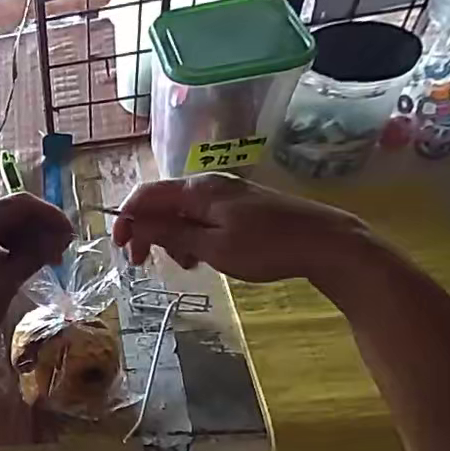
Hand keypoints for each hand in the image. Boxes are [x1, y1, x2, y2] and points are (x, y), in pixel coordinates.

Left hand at [0, 192, 73, 368]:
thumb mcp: (5, 283)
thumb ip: (32, 255)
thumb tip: (55, 239)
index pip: (21, 204)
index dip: (51, 216)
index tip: (71, 236)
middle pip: (6, 214)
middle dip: (36, 230)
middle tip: (60, 253)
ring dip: (19, 241)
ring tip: (41, 263)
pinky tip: (13, 268)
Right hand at [112, 172, 374, 283]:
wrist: (328, 243)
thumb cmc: (267, 248)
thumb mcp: (212, 247)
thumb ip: (170, 234)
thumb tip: (135, 224)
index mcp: (198, 190)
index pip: (145, 196)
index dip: (126, 220)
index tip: (121, 248)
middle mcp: (207, 186)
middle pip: (159, 204)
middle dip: (145, 233)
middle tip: (142, 263)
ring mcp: (223, 194)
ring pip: (178, 213)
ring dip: (169, 239)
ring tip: (183, 264)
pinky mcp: (236, 206)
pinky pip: (198, 218)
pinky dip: (189, 237)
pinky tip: (200, 257)